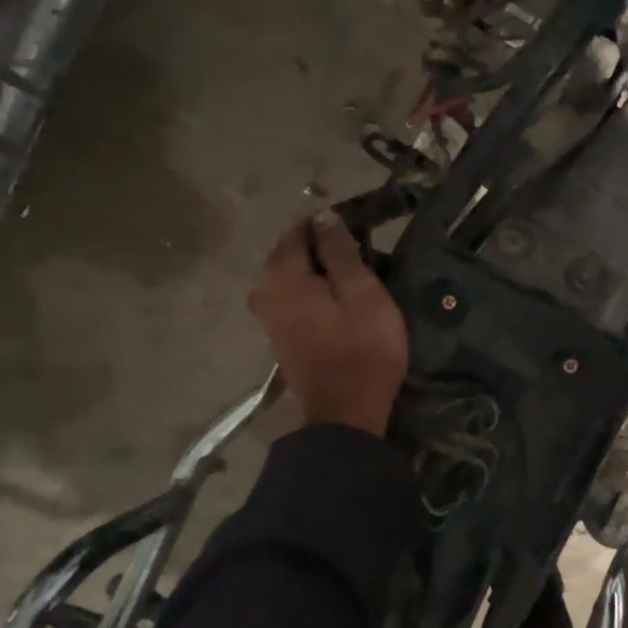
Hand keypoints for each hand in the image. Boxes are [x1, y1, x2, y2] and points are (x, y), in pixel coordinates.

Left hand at [248, 210, 408, 434]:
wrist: (346, 411)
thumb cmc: (362, 346)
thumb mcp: (362, 291)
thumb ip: (340, 251)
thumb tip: (323, 216)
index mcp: (283, 276)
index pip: (298, 230)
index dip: (327, 222)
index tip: (360, 225)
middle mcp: (265, 292)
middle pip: (289, 254)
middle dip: (320, 245)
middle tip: (361, 249)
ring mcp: (269, 318)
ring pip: (290, 277)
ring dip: (317, 270)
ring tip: (354, 273)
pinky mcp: (280, 337)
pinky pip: (292, 298)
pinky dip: (313, 290)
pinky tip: (338, 298)